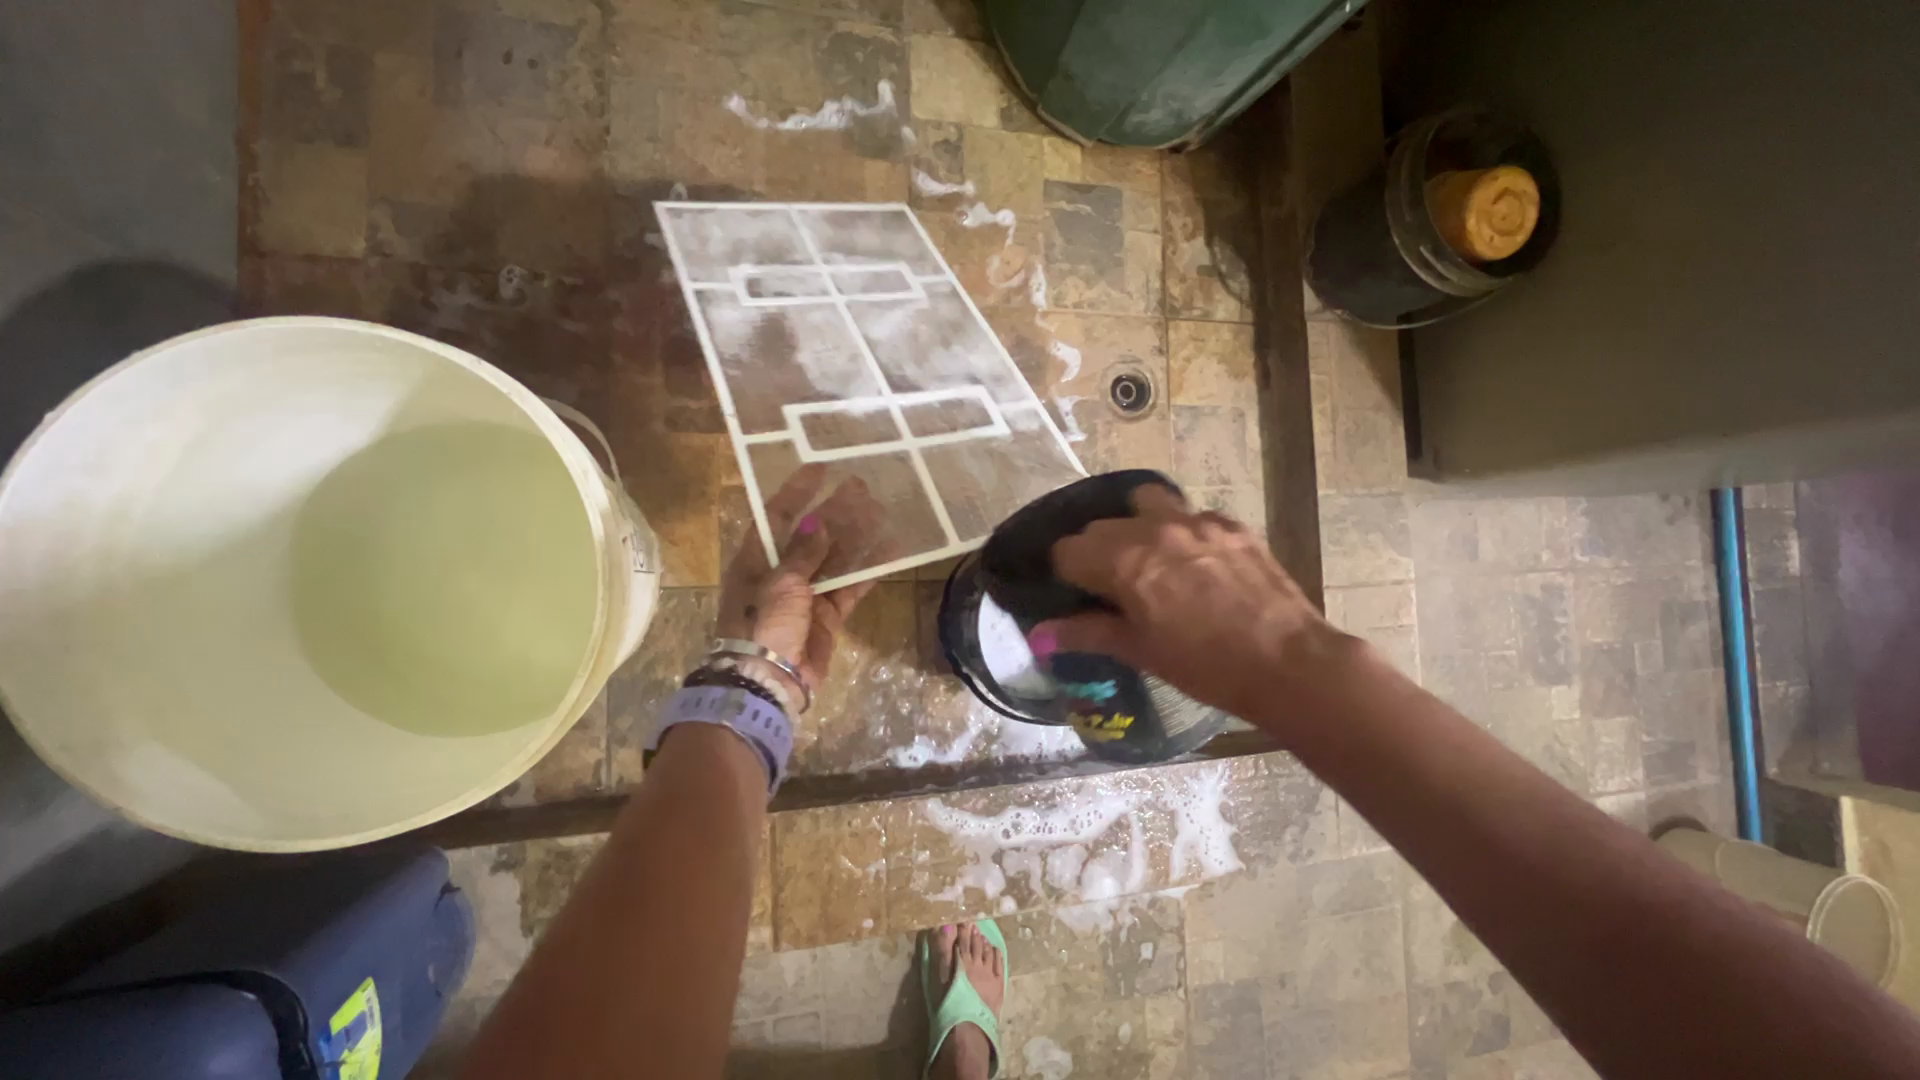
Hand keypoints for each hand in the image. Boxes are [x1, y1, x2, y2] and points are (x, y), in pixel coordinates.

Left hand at [715, 464, 886, 704]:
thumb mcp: (780, 584)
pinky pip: (851, 586)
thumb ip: (803, 553)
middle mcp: (781, 572)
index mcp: (757, 559)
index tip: (822, 468)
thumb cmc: (763, 626)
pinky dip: (870, 570)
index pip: (778, 515)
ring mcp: (806, 594)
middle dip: (836, 510)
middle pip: (812, 534)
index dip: (798, 491)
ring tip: (881, 510)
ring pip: (836, 557)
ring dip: (857, 535)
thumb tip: (819, 522)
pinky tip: (892, 550)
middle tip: (863, 487)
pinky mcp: (828, 616)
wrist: (768, 682)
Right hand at [1028, 484, 1349, 723]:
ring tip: (1148, 556)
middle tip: (1111, 585)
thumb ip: (1087, 633)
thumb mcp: (1140, 651)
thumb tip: (1039, 635)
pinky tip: (1194, 562)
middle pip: (1102, 526)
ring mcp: (1196, 522)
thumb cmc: (1205, 666)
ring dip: (1135, 524)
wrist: (1288, 662)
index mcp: (1123, 562)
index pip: (1068, 550)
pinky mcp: (1231, 524)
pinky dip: (1180, 530)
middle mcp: (1153, 530)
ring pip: (1144, 502)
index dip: (1065, 573)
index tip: (1076, 594)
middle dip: (1096, 551)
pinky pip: (1190, 514)